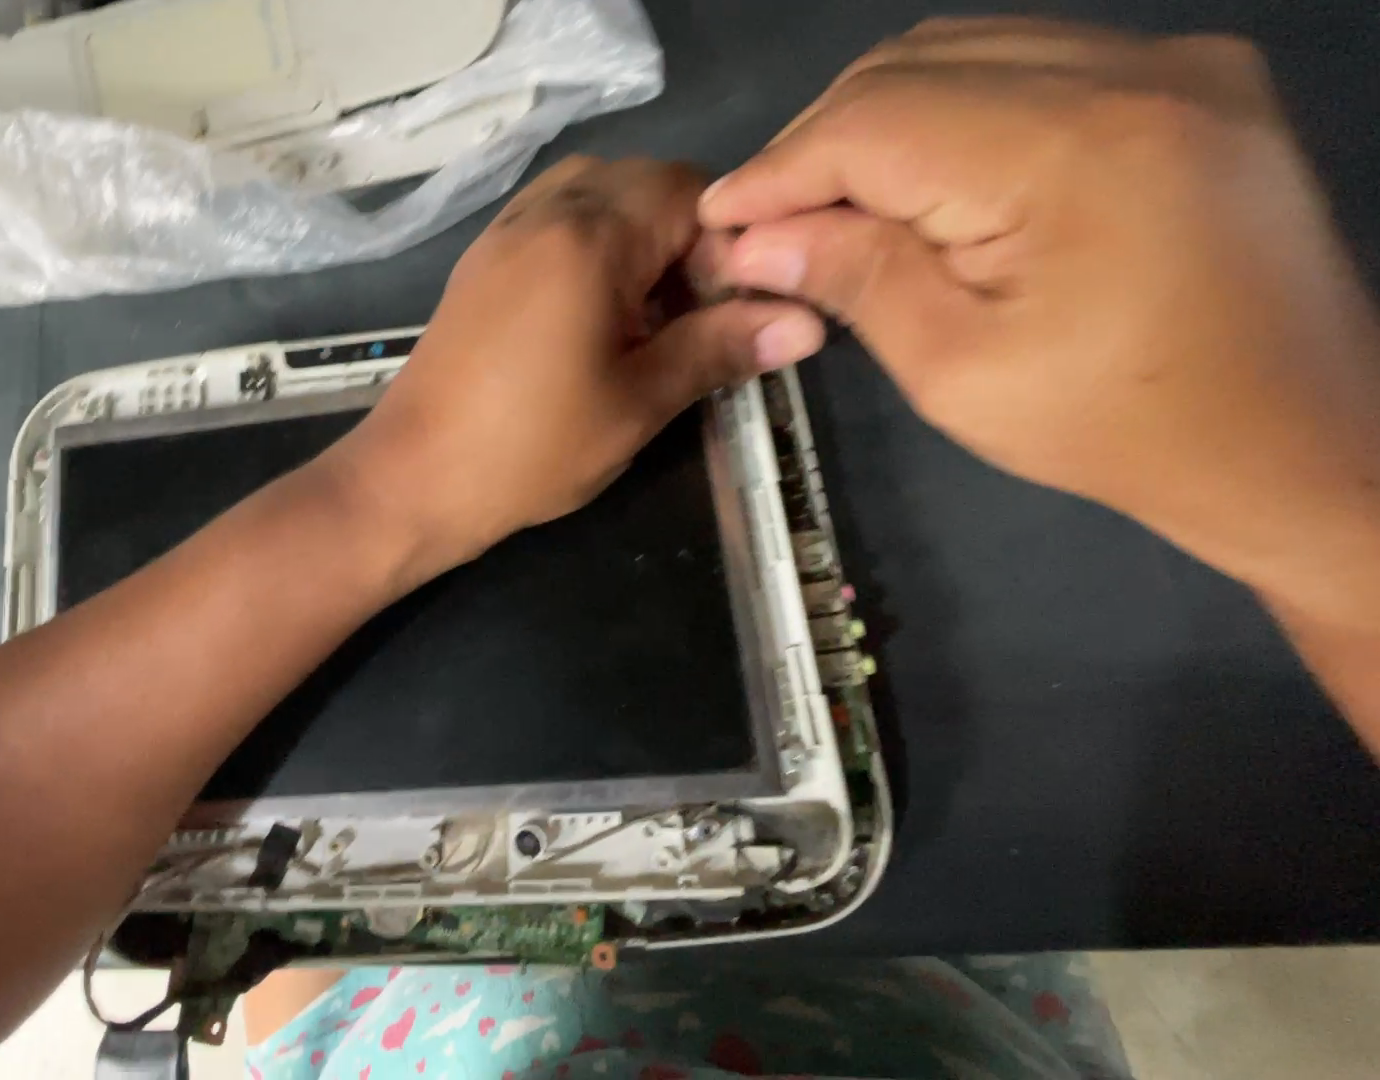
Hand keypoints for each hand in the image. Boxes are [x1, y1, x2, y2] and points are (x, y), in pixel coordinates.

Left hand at [328, 156, 825, 574]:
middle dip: (683, 241)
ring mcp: (501, 234)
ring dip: (635, 243)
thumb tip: (804, 323)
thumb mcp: (637, 403)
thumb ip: (718, 348)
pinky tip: (590, 317)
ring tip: (643, 320)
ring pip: (594, 200)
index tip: (735, 311)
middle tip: (691, 318)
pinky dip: (587, 250)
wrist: (415, 478)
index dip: (729, 244)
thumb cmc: (529, 449)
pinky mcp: (478, 264)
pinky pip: (550, 225)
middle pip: (643, 186)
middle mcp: (542, 212)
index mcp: (588, 236)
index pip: (691, 192)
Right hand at [697, 18, 1379, 630]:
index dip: (777, 169)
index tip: (714, 220)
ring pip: (960, 53)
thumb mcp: (954, 368)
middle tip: (762, 223)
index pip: (875, 123)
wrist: (1292, 436)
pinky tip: (905, 184)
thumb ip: (854, 280)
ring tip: (820, 207)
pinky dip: (935, 118)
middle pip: (911, 66)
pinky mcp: (1182, 83)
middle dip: (812, 144)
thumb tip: (751, 242)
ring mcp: (1170, 64)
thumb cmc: (1108, 424)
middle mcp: (1132, 72)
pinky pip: (1018, 67)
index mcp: (1073, 153)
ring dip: (867, 127)